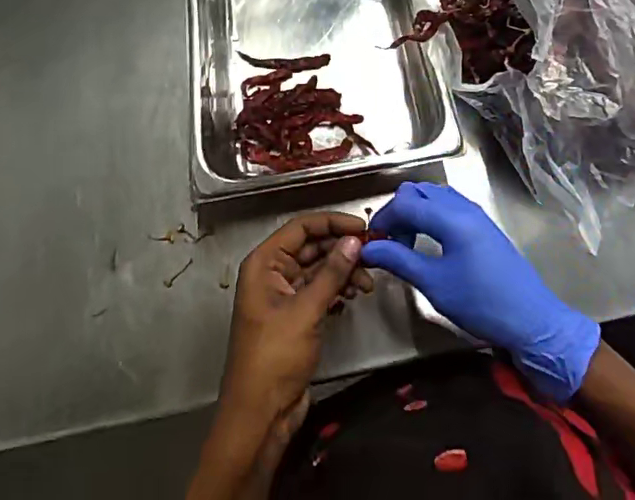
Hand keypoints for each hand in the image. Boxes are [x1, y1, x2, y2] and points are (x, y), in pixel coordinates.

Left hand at [221, 212, 372, 421]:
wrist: (260, 411)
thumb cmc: (274, 356)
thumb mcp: (306, 311)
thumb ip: (331, 274)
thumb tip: (354, 241)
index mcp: (263, 263)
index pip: (300, 228)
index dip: (332, 223)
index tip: (364, 227)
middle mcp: (271, 273)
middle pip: (310, 248)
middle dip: (341, 249)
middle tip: (374, 255)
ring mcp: (283, 296)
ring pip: (317, 270)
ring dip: (342, 272)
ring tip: (367, 283)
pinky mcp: (295, 317)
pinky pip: (318, 292)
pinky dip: (337, 290)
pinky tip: (354, 295)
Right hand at [361, 183, 598, 402]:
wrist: (536, 325)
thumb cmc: (483, 304)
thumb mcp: (434, 284)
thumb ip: (398, 260)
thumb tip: (367, 248)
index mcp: (451, 218)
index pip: (403, 202)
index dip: (383, 219)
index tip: (372, 242)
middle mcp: (463, 208)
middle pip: (417, 191)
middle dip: (397, 212)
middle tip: (390, 242)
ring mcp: (475, 216)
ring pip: (432, 196)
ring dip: (413, 212)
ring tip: (407, 244)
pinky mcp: (483, 227)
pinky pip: (447, 207)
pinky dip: (430, 216)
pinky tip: (430, 244)